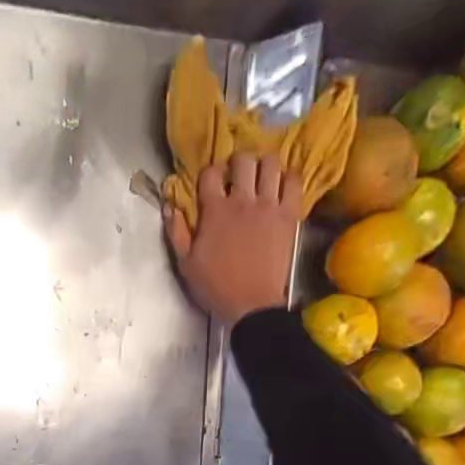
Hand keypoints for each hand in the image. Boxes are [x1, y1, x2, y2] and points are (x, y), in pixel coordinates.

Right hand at [164, 153, 300, 325]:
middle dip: (238, 162)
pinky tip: (281, 186)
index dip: (209, 173)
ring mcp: (269, 206)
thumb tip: (170, 207)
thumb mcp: (185, 263)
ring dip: (264, 165)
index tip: (210, 182)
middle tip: (236, 175)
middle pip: (243, 161)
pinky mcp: (289, 215)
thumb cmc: (215, 285)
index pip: (210, 174)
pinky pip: (294, 182)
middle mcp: (242, 201)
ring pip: (271, 164)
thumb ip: (177, 232)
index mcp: (214, 211)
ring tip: (260, 177)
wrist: (252, 303)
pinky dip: (288, 178)